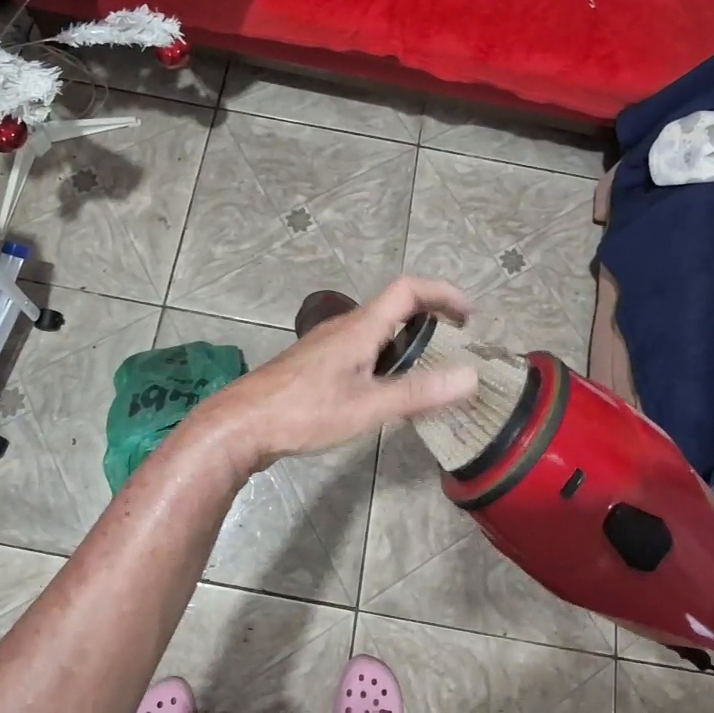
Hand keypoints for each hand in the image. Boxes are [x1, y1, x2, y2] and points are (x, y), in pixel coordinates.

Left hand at [191, 276, 478, 472]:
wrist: (243, 423)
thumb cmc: (305, 412)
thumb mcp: (368, 407)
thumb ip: (418, 392)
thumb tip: (470, 376)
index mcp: (361, 328)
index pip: (409, 289)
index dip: (443, 292)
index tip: (470, 316)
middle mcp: (346, 327)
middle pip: (396, 306)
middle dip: (432, 317)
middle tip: (458, 345)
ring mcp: (329, 345)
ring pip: (379, 329)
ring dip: (410, 340)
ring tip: (432, 372)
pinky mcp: (317, 364)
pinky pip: (364, 348)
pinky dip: (388, 358)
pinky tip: (389, 391)